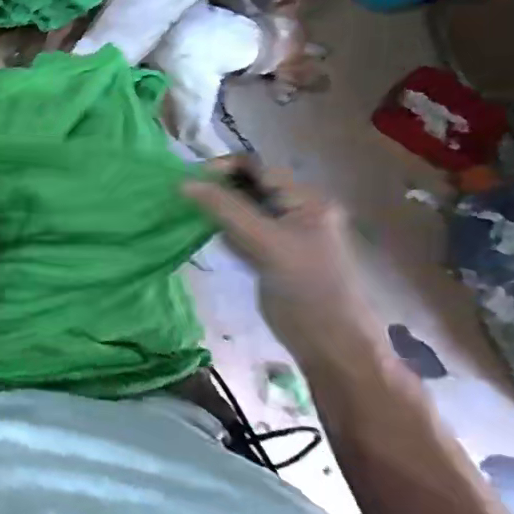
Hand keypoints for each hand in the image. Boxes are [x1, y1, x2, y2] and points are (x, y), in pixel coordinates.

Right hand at [179, 158, 359, 307]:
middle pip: (249, 188)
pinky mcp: (269, 256)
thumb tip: (184, 182)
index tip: (191, 180)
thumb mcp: (266, 242)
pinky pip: (241, 232)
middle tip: (186, 196)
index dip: (225, 169)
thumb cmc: (307, 287)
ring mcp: (282, 234)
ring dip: (218, 209)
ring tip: (190, 213)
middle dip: (219, 189)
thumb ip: (226, 210)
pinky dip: (223, 230)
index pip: (259, 169)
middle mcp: (296, 210)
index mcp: (306, 199)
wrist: (329, 344)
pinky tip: (206, 233)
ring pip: (242, 210)